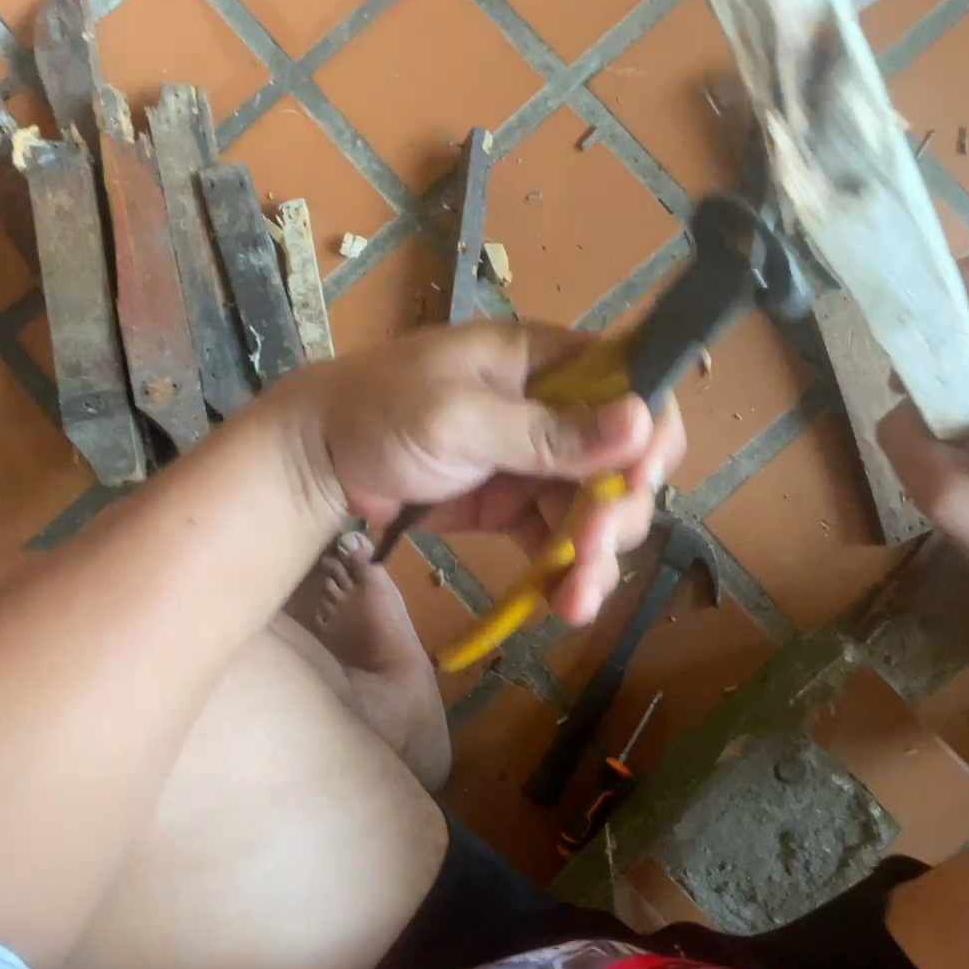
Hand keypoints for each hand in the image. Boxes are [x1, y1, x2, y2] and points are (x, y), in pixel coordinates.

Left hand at [280, 321, 685, 623]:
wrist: (319, 461)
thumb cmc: (380, 413)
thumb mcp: (459, 417)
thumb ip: (545, 430)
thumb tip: (641, 420)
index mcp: (547, 364)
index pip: (635, 387)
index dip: (649, 435)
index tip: (637, 481)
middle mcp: (555, 410)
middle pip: (623, 462)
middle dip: (617, 511)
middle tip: (593, 551)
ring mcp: (536, 463)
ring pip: (594, 510)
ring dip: (595, 557)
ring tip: (577, 600)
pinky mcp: (516, 507)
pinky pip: (556, 539)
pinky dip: (562, 572)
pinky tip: (562, 604)